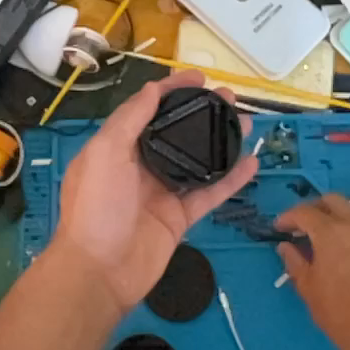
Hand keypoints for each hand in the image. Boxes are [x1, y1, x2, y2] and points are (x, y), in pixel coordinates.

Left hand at [50, 71, 257, 308]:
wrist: (99, 272)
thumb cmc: (97, 206)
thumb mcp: (105, 153)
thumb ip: (130, 120)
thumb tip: (152, 89)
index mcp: (118, 147)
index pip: (147, 109)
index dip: (171, 90)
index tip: (198, 77)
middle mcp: (140, 165)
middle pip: (177, 133)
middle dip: (202, 113)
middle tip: (230, 99)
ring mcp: (162, 192)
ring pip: (198, 160)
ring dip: (221, 142)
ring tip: (246, 123)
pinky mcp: (180, 218)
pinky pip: (210, 193)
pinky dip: (231, 179)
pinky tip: (252, 163)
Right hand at [275, 194, 349, 349]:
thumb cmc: (340, 314)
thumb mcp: (309, 289)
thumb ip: (295, 262)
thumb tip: (286, 246)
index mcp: (331, 233)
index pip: (305, 212)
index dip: (288, 217)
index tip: (279, 228)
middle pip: (332, 201)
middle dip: (313, 208)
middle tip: (301, 227)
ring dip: (333, 219)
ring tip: (321, 241)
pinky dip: (349, 233)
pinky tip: (342, 254)